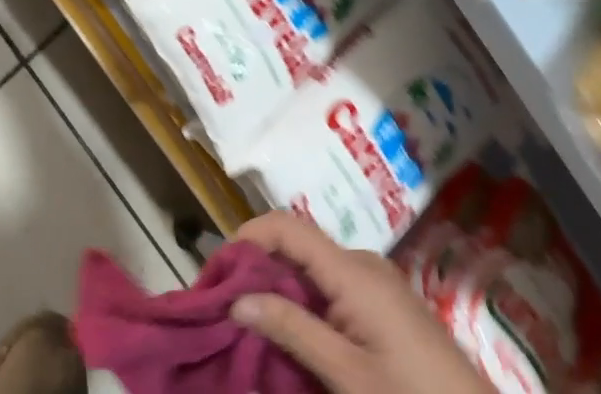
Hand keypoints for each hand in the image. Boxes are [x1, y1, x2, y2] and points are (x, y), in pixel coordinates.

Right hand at [230, 212, 489, 393]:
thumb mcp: (347, 374)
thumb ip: (292, 330)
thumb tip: (236, 297)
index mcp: (353, 272)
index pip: (286, 226)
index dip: (246, 237)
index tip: (216, 272)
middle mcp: (363, 264)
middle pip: (295, 246)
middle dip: (257, 268)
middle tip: (227, 305)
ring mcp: (376, 283)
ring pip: (311, 268)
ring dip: (278, 288)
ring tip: (253, 322)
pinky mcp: (384, 304)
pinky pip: (331, 286)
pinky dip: (303, 301)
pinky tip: (292, 333)